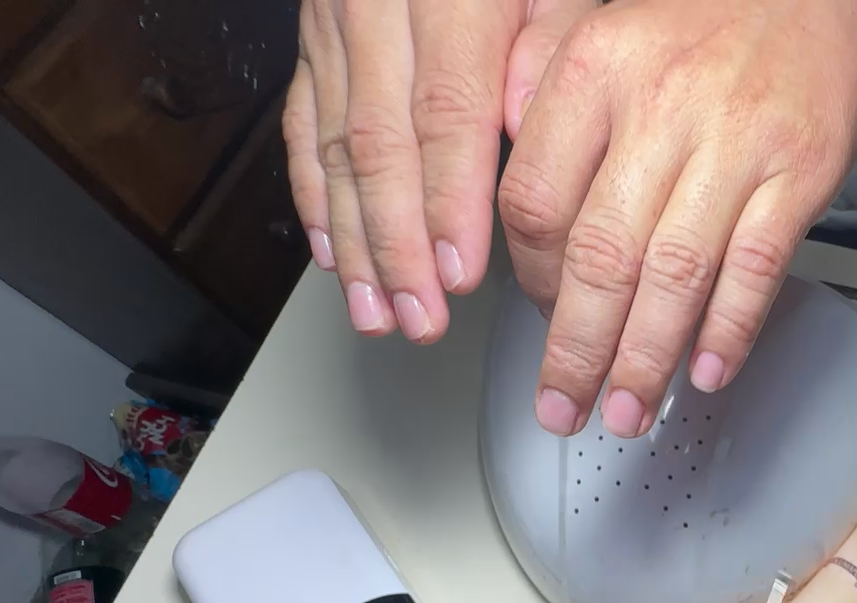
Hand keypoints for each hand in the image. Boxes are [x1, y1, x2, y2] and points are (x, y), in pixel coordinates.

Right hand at [283, 0, 528, 342]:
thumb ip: (550, 50)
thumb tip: (526, 125)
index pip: (446, 118)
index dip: (450, 205)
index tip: (459, 275)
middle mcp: (376, 7)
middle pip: (382, 146)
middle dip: (399, 246)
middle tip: (419, 318)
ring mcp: (334, 25)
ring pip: (337, 149)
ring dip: (357, 243)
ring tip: (376, 312)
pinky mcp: (314, 44)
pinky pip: (305, 127)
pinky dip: (317, 198)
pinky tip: (335, 256)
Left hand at [499, 0, 856, 437]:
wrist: (818, 1)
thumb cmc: (704, 36)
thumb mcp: (606, 41)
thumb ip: (544, 111)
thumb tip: (509, 212)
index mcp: (596, 71)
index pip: (535, 202)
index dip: (528, 284)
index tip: (537, 326)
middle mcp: (661, 106)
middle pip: (601, 255)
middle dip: (577, 351)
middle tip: (564, 409)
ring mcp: (736, 144)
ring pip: (676, 274)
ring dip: (646, 360)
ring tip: (627, 412)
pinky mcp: (797, 176)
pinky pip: (755, 268)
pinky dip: (730, 330)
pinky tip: (707, 373)